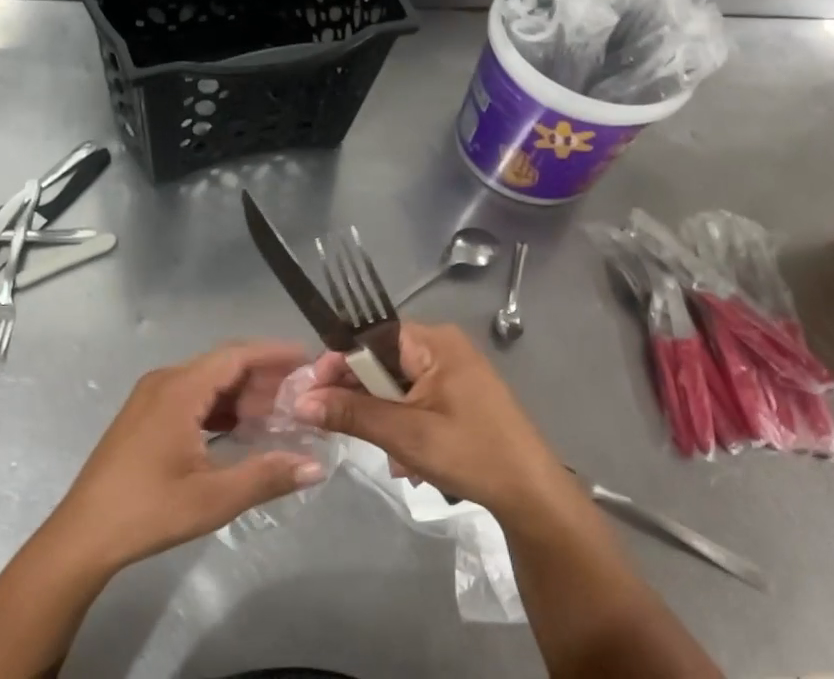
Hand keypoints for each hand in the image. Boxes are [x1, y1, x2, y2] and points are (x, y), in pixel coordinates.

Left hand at [40, 340, 326, 572]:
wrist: (84, 533)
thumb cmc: (148, 510)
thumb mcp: (214, 498)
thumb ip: (267, 476)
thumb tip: (316, 466)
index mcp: (180, 389)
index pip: (236, 355)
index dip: (275, 354)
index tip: (310, 360)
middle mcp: (165, 382)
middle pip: (223, 366)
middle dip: (264, 379)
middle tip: (303, 398)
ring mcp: (151, 398)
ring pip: (207, 383)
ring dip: (243, 396)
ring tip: (281, 416)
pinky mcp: (145, 417)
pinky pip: (192, 398)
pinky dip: (220, 409)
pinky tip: (243, 431)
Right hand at [295, 323, 562, 517]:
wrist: (532, 495)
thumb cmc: (472, 454)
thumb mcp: (406, 435)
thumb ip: (352, 413)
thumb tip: (300, 402)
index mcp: (434, 342)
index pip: (368, 338)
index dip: (337, 364)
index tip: (311, 394)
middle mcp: (442, 347)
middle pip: (379, 361)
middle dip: (360, 399)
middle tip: (337, 429)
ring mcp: (452, 372)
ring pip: (394, 385)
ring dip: (381, 419)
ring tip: (389, 457)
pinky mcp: (458, 396)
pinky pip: (413, 400)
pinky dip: (402, 426)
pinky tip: (406, 460)